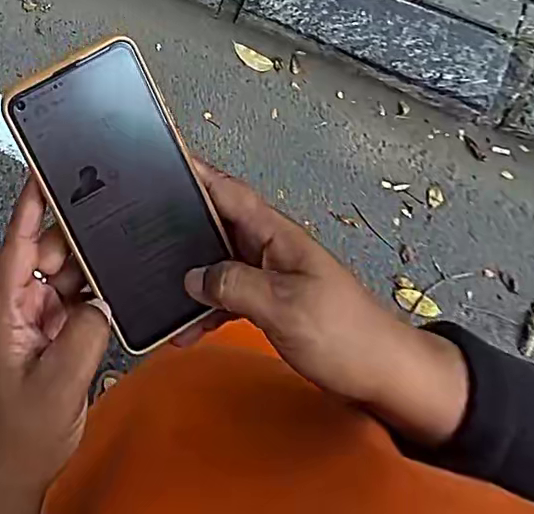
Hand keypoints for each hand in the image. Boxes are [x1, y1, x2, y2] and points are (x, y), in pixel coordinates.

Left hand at [0, 175, 110, 512]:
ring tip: (117, 247)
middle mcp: (20, 298)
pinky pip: (79, 290)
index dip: (29, 200)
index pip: (16, 237)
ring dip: (90, 261)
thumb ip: (85, 332)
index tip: (41, 167)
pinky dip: (96, 285)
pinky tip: (114, 283)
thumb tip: (104, 297)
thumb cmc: (19, 431)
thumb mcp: (57, 382)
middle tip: (106, 210)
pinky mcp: (56, 323)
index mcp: (6, 302)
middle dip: (76, 230)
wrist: (17, 467)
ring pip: (68, 266)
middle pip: (49, 246)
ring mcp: (39, 310)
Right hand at [175, 160, 469, 446]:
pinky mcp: (268, 300)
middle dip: (180, 220)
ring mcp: (267, 272)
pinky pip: (225, 293)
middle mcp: (267, 246)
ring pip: (215, 261)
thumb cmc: (349, 334)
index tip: (166, 154)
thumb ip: (234, 285)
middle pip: (214, 221)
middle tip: (146, 220)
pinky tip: (187, 327)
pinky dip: (205, 308)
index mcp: (274, 233)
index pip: (226, 189)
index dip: (195, 170)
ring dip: (190, 275)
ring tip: (158, 286)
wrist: (388, 379)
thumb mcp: (285, 306)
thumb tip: (194, 278)